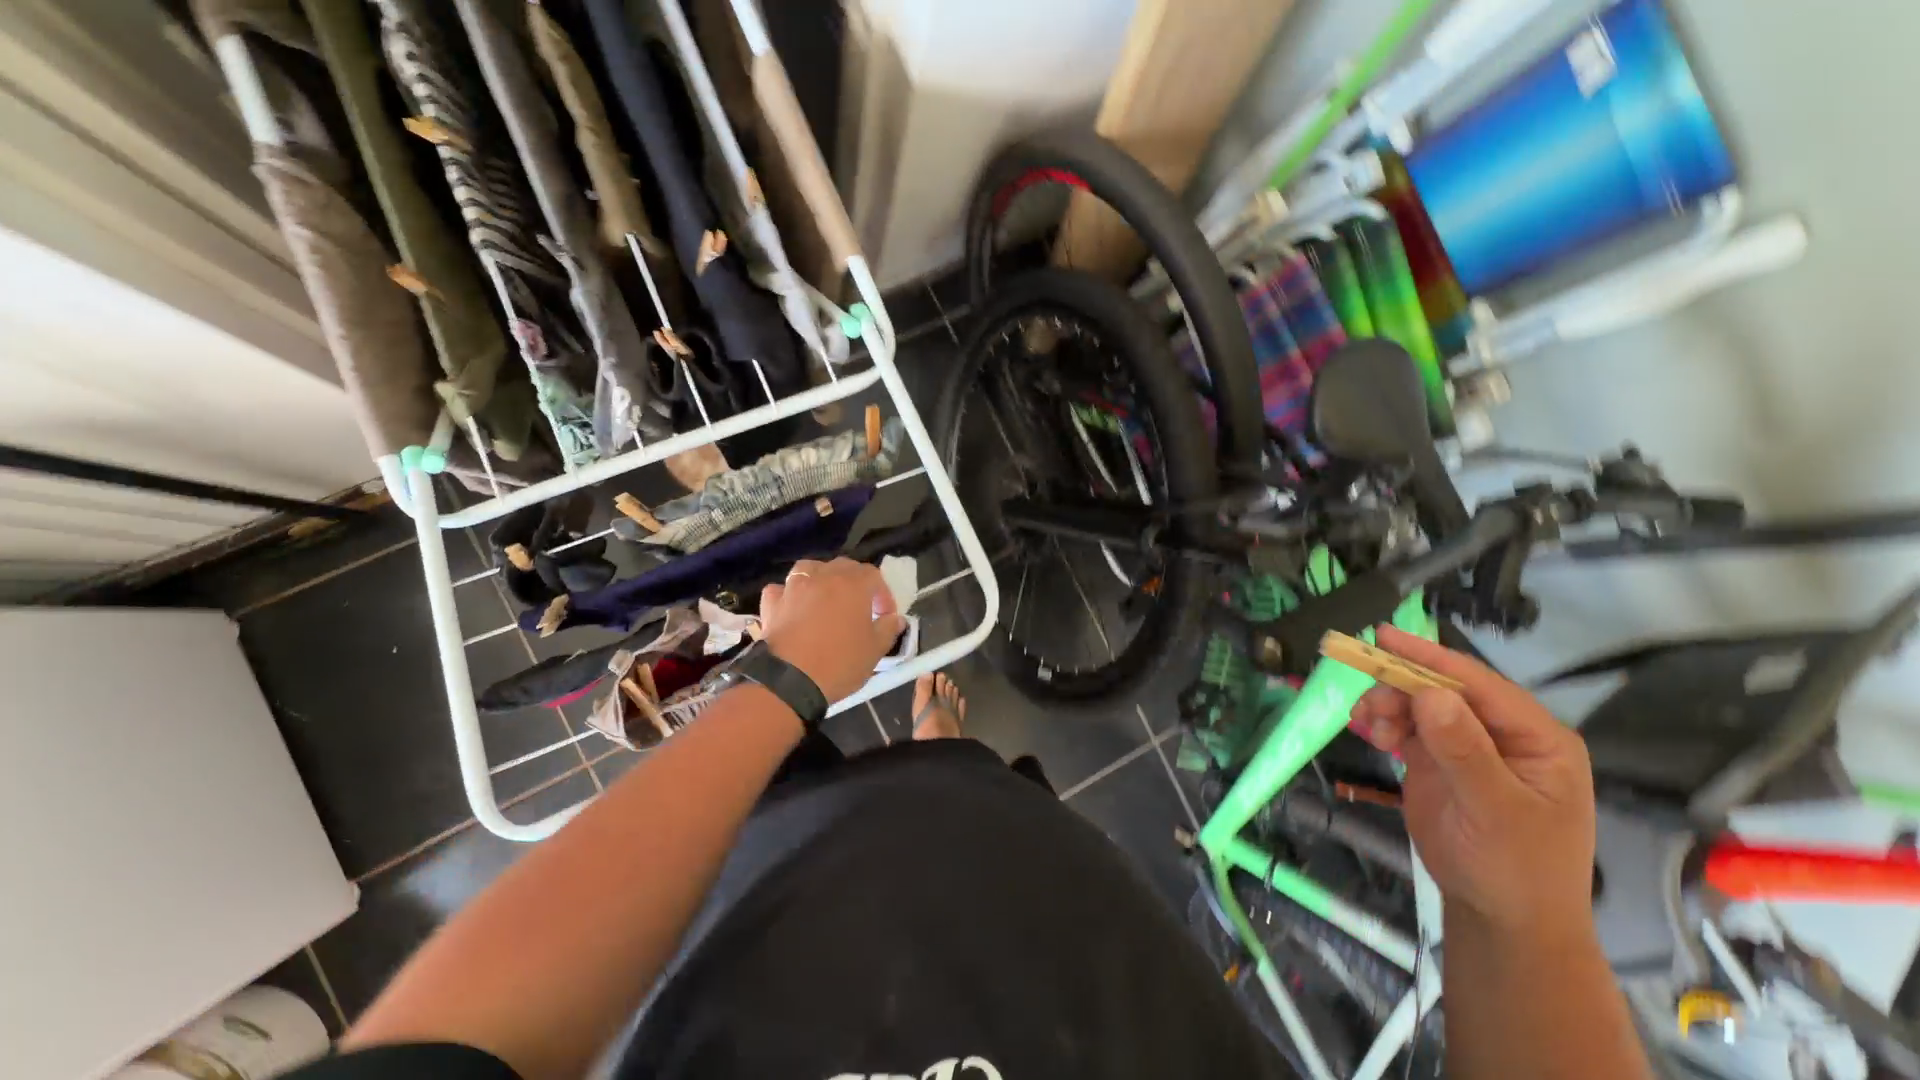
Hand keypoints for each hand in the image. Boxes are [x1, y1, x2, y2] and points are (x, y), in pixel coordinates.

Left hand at [758, 558, 907, 702]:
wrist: (789, 681)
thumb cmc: (839, 663)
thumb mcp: (874, 651)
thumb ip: (888, 630)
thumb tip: (895, 619)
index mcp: (853, 585)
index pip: (874, 576)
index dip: (883, 594)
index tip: (885, 616)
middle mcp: (823, 577)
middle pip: (843, 567)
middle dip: (855, 582)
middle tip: (860, 607)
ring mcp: (794, 588)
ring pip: (810, 569)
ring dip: (821, 579)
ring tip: (825, 599)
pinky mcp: (772, 604)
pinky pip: (781, 590)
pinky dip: (789, 595)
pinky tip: (793, 608)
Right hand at [1348, 625, 1595, 939]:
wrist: (1501, 921)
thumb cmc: (1514, 868)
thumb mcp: (1494, 810)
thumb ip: (1464, 751)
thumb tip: (1432, 696)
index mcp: (1537, 738)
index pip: (1480, 686)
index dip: (1432, 660)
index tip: (1386, 637)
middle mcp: (1504, 735)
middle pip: (1446, 692)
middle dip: (1403, 689)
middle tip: (1366, 699)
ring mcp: (1469, 749)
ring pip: (1421, 708)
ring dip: (1390, 708)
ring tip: (1367, 726)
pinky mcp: (1439, 764)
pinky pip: (1408, 730)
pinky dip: (1385, 725)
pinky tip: (1368, 732)